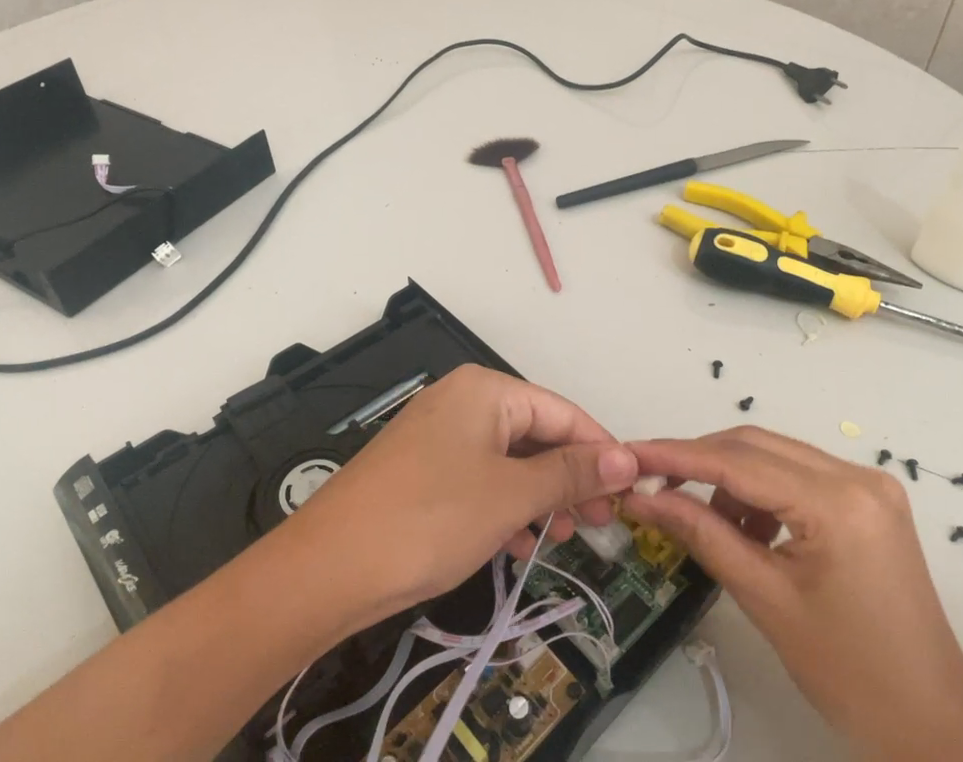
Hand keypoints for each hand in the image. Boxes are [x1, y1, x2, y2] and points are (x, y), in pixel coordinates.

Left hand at [281, 364, 638, 614]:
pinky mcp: (421, 473)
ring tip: (564, 538)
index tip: (634, 493)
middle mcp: (461, 403)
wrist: (328, 569)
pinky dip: (505, 509)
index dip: (601, 451)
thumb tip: (628, 459)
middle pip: (536, 436)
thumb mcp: (511, 496)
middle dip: (571, 479)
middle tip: (603, 523)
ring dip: (541, 498)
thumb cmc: (430, 519)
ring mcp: (437, 438)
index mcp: (484, 391)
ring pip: (509, 463)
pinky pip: (479, 481)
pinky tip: (518, 546)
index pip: (562, 412)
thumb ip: (571, 473)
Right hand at [622, 427, 962, 760]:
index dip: (676, 455)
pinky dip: (761, 491)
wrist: (928, 712)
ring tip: (697, 517)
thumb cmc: (846, 667)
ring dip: (729, 476)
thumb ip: (702, 534)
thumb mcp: (763, 597)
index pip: (739, 462)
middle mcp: (858, 475)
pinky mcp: (869, 499)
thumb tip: (642, 497)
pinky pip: (799, 475)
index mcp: (838, 502)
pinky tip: (743, 527)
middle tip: (648, 480)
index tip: (627, 454)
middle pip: (757, 445)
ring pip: (776, 455)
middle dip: (698, 458)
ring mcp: (869, 484)